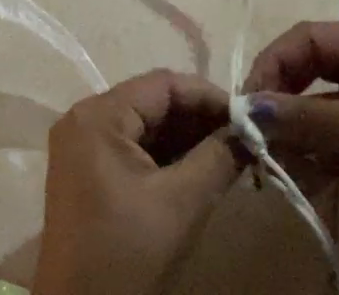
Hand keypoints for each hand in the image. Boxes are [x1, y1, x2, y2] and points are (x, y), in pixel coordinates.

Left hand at [33, 70, 247, 294]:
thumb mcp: (181, 203)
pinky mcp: (87, 172)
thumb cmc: (127, 253)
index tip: (250, 118)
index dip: (210, 96)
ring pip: (146, 125)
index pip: (163, 84)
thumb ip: (219, 157)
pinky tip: (203, 168)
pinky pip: (134, 147)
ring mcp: (82, 146)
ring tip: (233, 153)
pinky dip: (168, 155)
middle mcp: (84, 119)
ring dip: (188, 138)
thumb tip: (255, 128)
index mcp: (98, 115)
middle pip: (153, 102)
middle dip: (201, 118)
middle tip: (246, 138)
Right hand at [242, 22, 338, 278]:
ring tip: (269, 165)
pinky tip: (295, 179)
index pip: (310, 39)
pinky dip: (313, 159)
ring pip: (319, 113)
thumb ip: (310, 118)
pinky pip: (334, 146)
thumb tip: (250, 107)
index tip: (247, 102)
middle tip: (252, 136)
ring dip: (293, 136)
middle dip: (280, 102)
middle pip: (310, 74)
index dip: (274, 63)